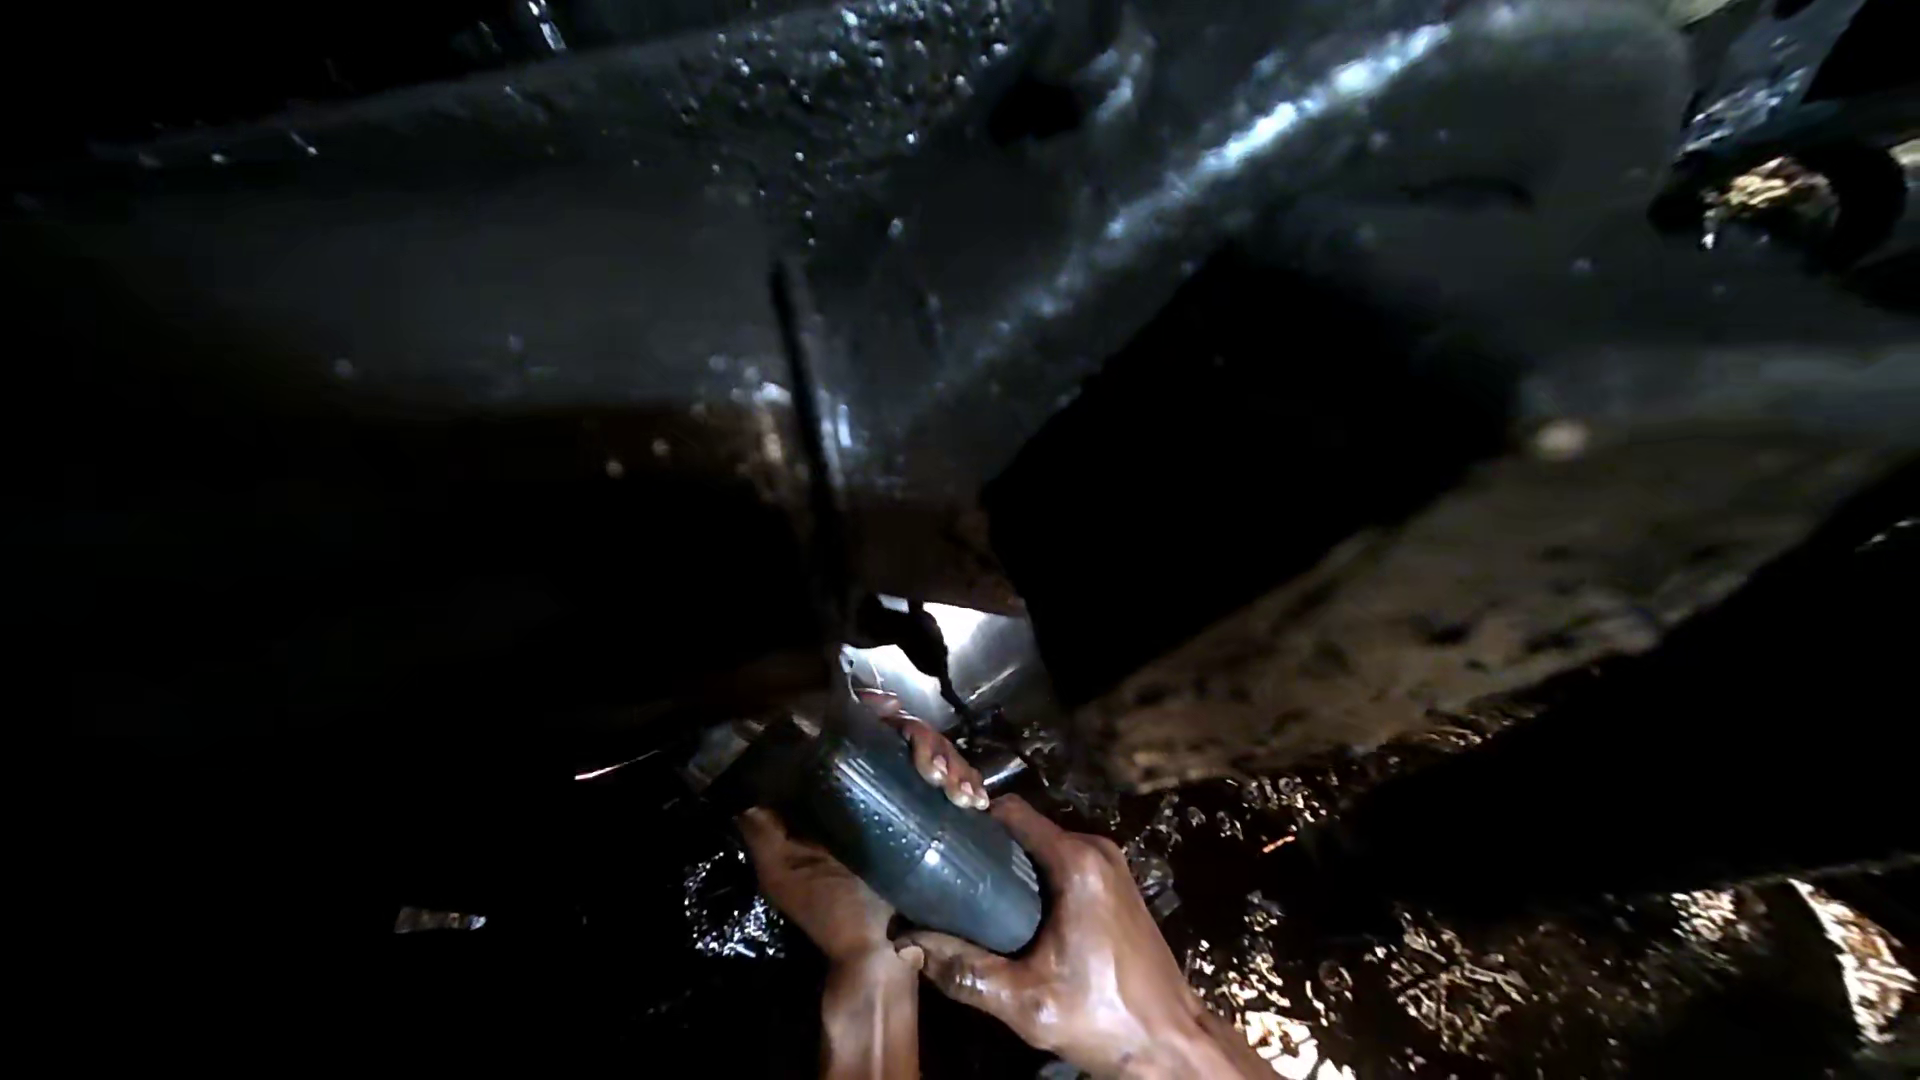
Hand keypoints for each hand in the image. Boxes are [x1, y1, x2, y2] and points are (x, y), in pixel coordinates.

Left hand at [738, 688, 985, 963]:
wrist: (881, 959)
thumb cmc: (834, 914)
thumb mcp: (789, 875)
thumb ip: (768, 835)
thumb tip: (751, 797)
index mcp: (845, 792)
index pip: (862, 733)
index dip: (875, 712)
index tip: (892, 709)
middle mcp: (880, 789)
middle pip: (906, 736)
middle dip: (925, 742)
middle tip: (934, 772)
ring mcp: (914, 803)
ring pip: (938, 754)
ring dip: (952, 762)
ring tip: (958, 790)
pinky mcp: (940, 820)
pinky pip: (959, 784)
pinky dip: (970, 782)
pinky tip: (976, 798)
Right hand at [894, 796, 1270, 1079]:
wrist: (1173, 1044)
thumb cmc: (1105, 1018)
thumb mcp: (1026, 1003)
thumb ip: (964, 971)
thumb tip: (907, 945)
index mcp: (1076, 861)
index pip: (1013, 811)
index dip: (975, 819)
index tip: (947, 838)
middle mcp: (1095, 847)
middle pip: (1028, 826)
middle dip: (991, 844)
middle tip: (956, 873)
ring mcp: (1109, 861)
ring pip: (1045, 841)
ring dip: (1014, 859)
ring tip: (979, 890)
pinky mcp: (1115, 879)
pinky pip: (1063, 857)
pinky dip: (1038, 870)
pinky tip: (1017, 905)